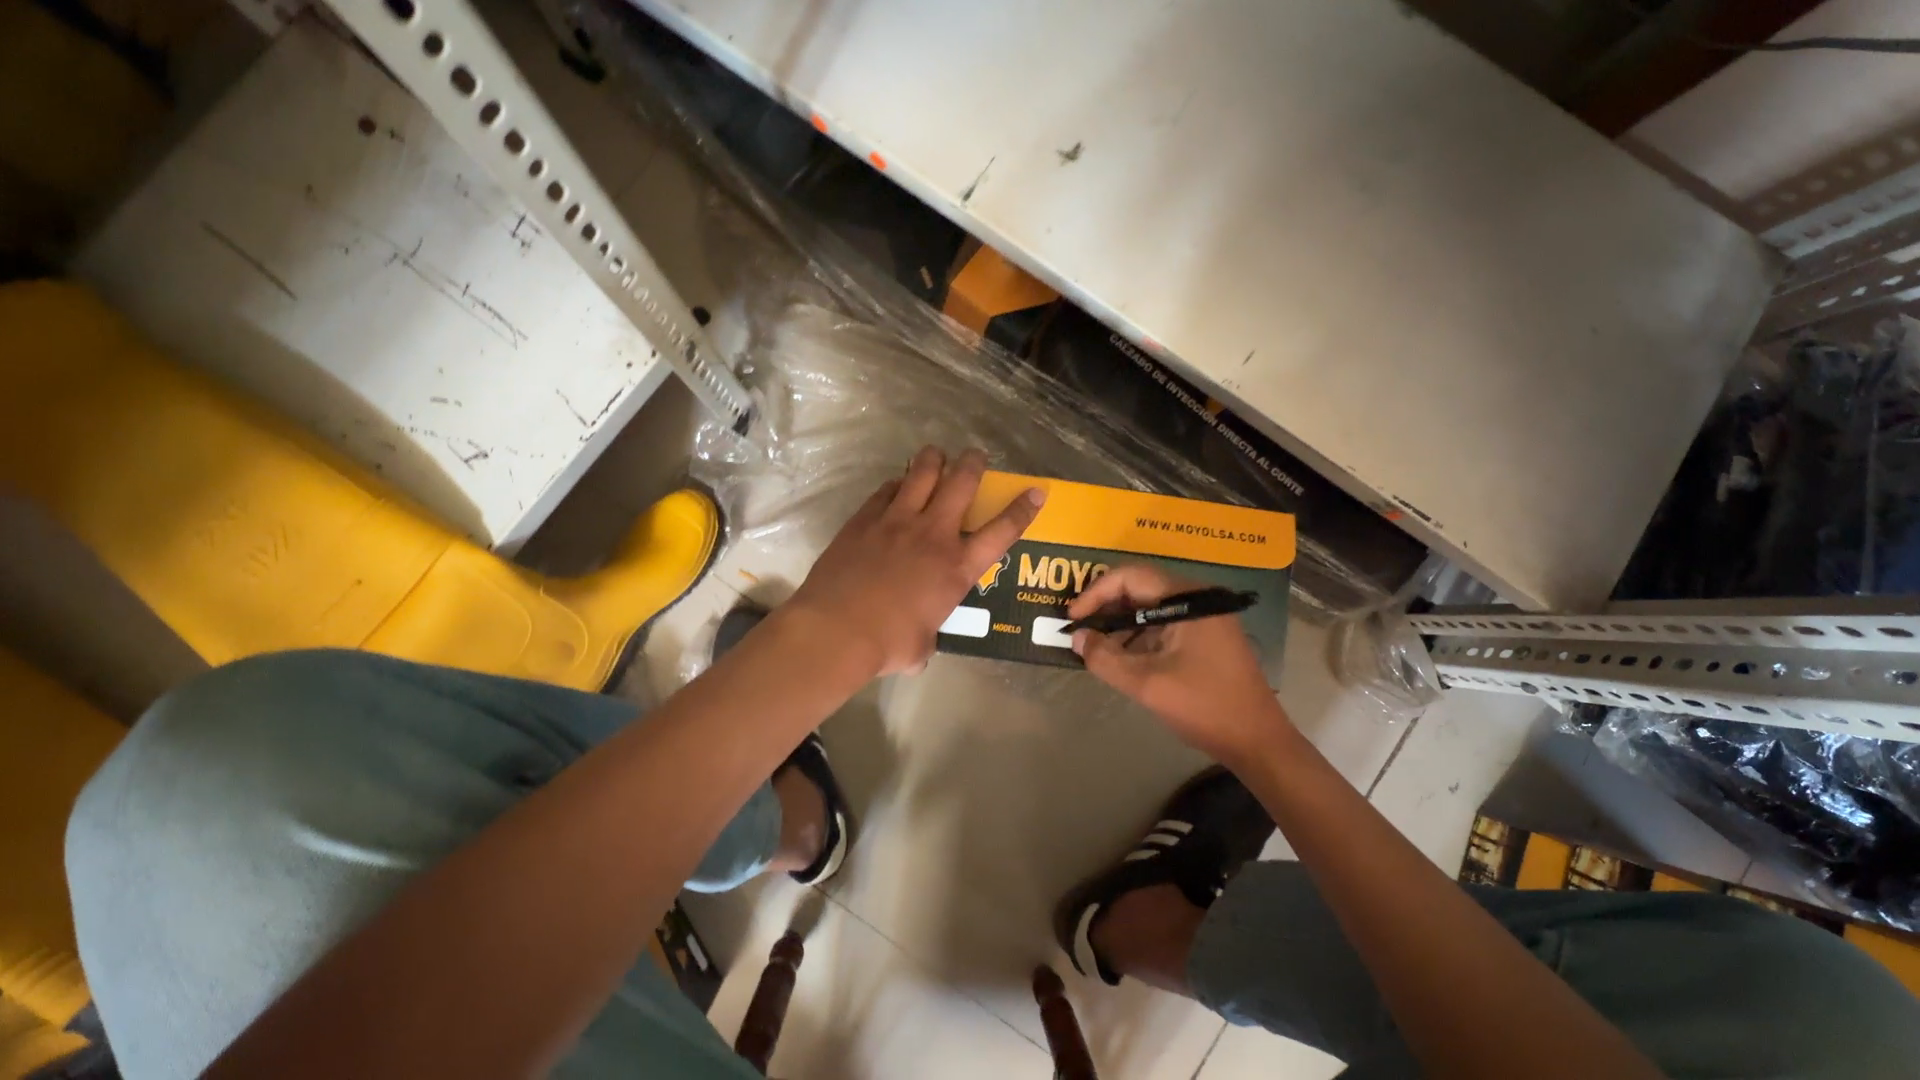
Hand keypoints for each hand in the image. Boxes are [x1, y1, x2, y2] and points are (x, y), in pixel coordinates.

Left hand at [785, 446, 1042, 677]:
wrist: (836, 629)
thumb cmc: (886, 644)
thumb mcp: (921, 645)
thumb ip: (928, 634)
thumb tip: (918, 644)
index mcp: (957, 567)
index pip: (1002, 531)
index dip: (1023, 509)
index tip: (1036, 492)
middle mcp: (933, 534)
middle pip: (962, 482)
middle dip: (974, 463)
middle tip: (976, 457)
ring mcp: (897, 520)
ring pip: (923, 472)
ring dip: (935, 460)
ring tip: (937, 455)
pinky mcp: (865, 518)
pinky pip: (887, 489)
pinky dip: (897, 484)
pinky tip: (896, 486)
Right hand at [1069, 564, 1289, 764]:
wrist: (1257, 740)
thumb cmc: (1204, 706)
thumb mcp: (1146, 684)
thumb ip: (1106, 658)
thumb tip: (1077, 637)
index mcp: (1189, 600)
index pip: (1131, 577)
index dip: (1096, 593)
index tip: (1072, 618)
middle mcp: (1199, 600)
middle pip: (1141, 587)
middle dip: (1106, 606)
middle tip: (1079, 628)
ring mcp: (1205, 619)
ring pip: (1151, 607)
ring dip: (1121, 623)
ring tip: (1094, 645)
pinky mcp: (1206, 638)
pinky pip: (1165, 624)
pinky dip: (1140, 635)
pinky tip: (1121, 657)